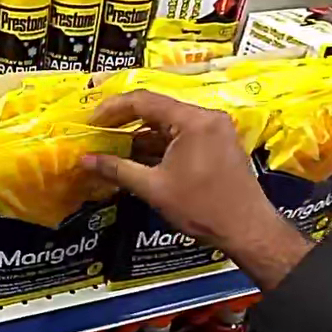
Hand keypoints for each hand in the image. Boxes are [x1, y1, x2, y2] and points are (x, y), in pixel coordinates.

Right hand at [82, 91, 312, 289]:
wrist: (247, 230)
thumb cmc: (201, 208)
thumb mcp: (154, 188)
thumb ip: (117, 169)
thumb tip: (85, 160)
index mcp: (193, 120)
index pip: (144, 100)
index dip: (113, 108)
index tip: (91, 121)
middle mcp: (206, 117)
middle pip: (156, 108)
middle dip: (124, 121)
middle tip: (97, 132)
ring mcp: (214, 130)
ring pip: (168, 123)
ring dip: (140, 134)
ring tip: (112, 146)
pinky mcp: (216, 143)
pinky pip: (180, 135)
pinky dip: (158, 144)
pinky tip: (137, 157)